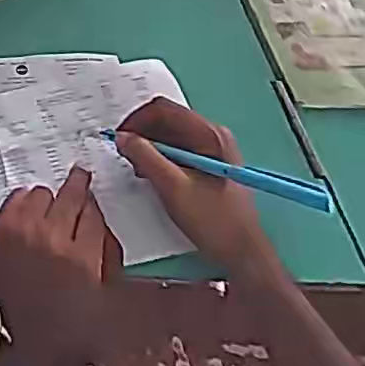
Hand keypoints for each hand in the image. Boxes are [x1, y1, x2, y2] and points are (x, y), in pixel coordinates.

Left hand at [0, 167, 119, 365]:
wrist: (7, 339)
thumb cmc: (54, 329)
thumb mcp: (95, 304)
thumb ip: (105, 262)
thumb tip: (103, 230)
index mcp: (83, 260)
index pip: (94, 215)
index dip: (94, 208)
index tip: (92, 204)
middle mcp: (55, 238)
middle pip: (73, 194)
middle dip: (79, 185)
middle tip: (80, 177)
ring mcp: (26, 229)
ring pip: (45, 192)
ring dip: (50, 198)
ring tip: (50, 209)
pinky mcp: (2, 226)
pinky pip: (18, 195)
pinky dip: (26, 200)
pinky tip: (29, 210)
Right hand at [115, 98, 269, 270]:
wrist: (244, 255)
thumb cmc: (213, 220)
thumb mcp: (173, 188)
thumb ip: (145, 157)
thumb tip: (122, 137)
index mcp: (209, 134)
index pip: (164, 110)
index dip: (137, 120)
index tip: (120, 138)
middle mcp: (212, 134)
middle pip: (167, 119)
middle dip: (142, 133)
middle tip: (125, 153)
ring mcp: (212, 148)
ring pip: (170, 134)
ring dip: (149, 145)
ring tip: (137, 167)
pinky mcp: (209, 162)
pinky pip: (177, 147)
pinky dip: (160, 155)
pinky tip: (152, 174)